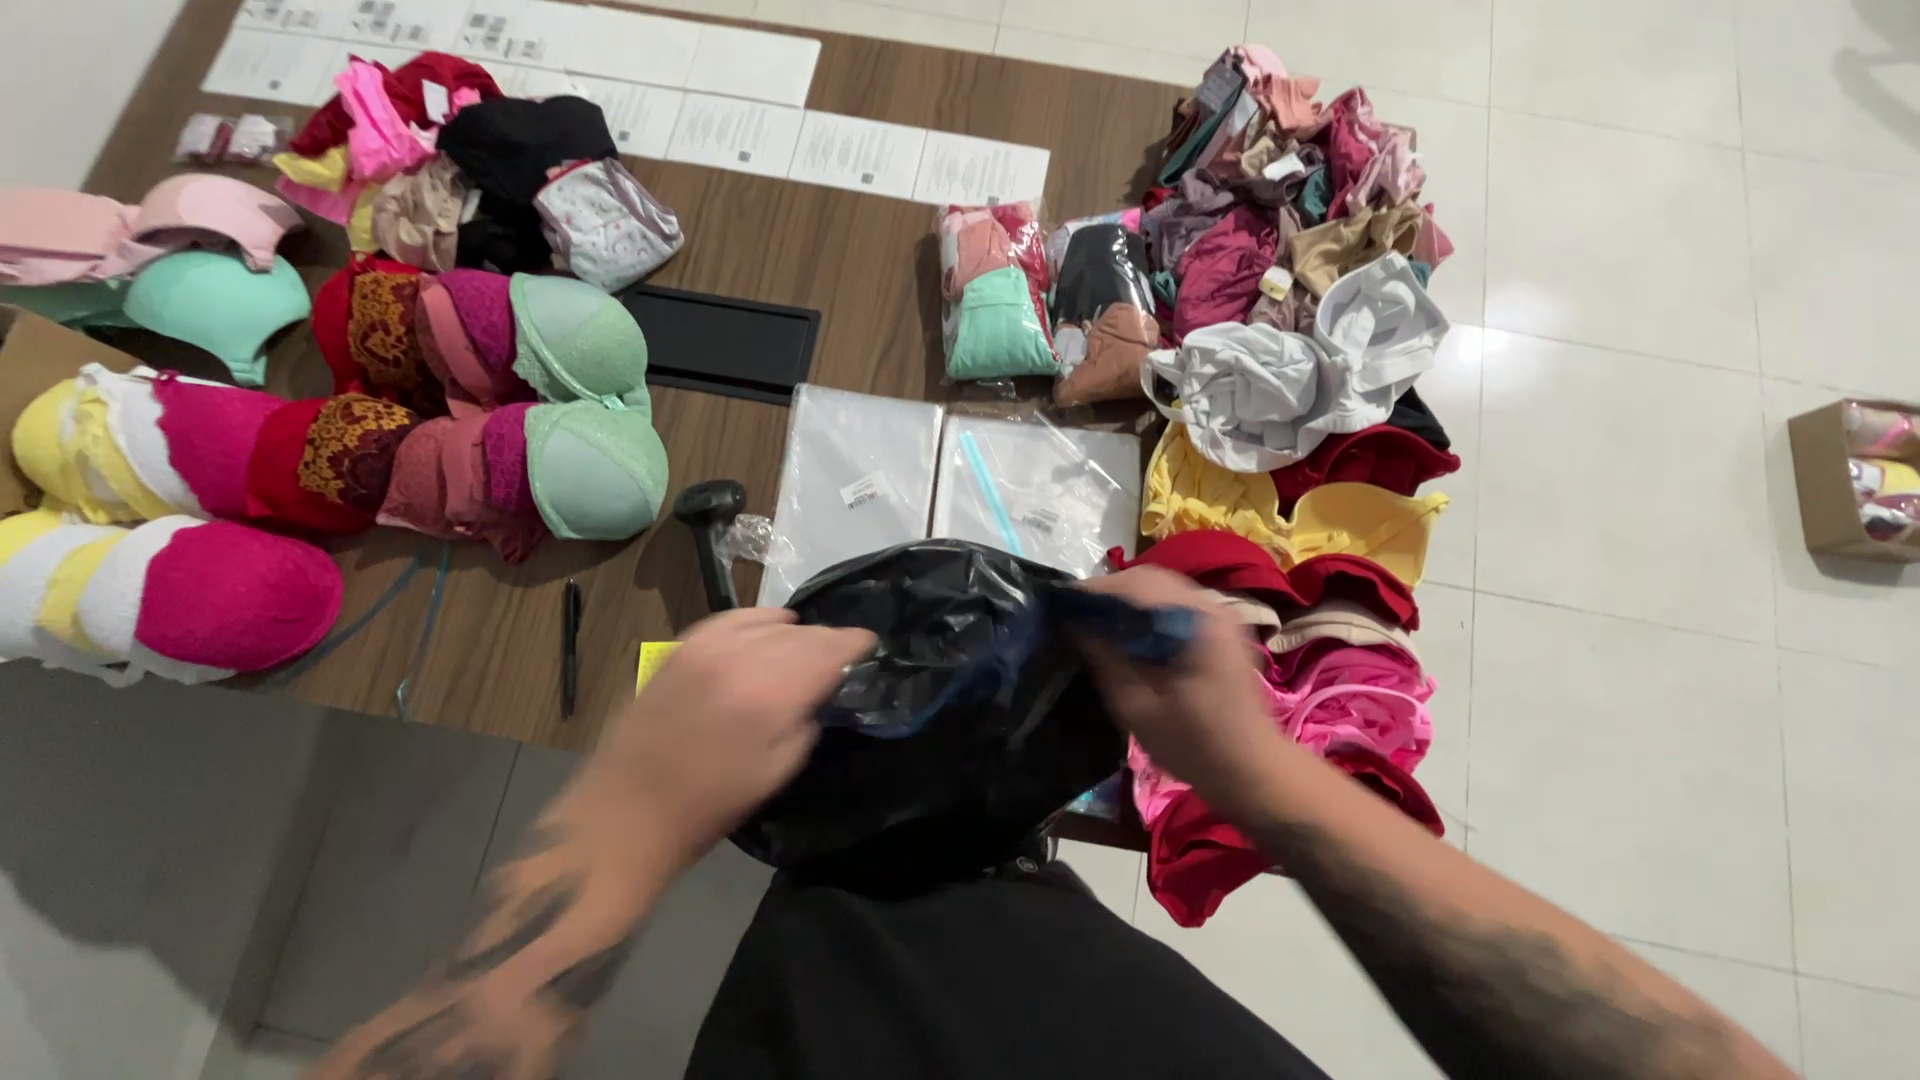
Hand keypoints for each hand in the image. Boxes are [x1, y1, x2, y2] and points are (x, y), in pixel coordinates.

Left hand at [573, 608, 875, 877]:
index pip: (826, 651)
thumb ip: (806, 723)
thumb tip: (818, 694)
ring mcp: (707, 650)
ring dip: (796, 630)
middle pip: (800, 634)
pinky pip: (730, 619)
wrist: (628, 812)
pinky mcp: (681, 650)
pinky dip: (757, 618)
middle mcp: (742, 660)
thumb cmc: (710, 805)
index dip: (853, 643)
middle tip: (843, 651)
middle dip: (827, 639)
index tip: (869, 642)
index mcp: (771, 696)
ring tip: (809, 641)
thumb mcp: (777, 772)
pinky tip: (771, 623)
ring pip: (768, 623)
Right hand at [1076, 566, 1290, 818]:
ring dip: (1127, 598)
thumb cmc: (1194, 746)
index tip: (1061, 605)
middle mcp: (1212, 608)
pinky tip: (1128, 633)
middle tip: (1076, 614)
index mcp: (1195, 624)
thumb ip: (1105, 659)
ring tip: (1096, 622)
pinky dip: (1146, 609)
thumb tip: (1074, 624)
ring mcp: (1221, 615)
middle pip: (1150, 578)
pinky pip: (1176, 602)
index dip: (1094, 591)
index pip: (1136, 586)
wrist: (1254, 770)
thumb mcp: (1136, 708)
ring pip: (1163, 586)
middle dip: (1108, 591)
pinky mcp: (1221, 628)